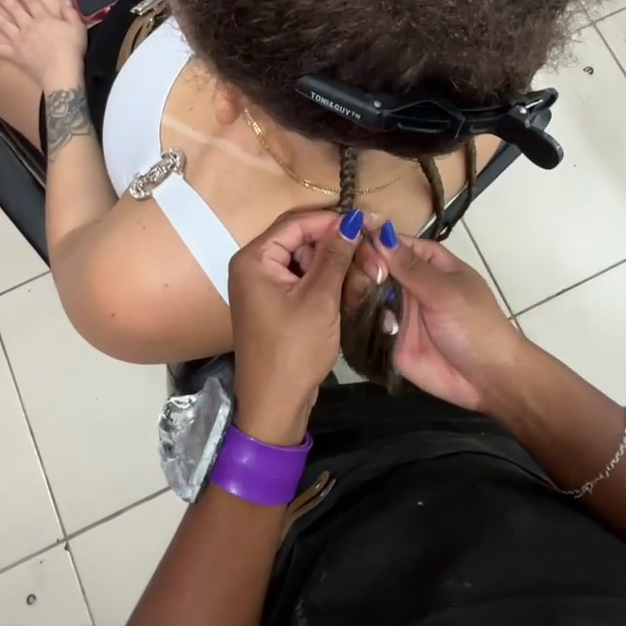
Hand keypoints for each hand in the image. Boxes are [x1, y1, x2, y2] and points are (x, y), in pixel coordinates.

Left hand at [0, 0, 86, 87]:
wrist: (62, 72)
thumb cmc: (72, 50)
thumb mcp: (77, 27)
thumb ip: (71, 10)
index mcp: (44, 18)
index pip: (32, 2)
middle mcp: (28, 26)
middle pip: (13, 9)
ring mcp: (18, 40)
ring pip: (1, 23)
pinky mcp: (13, 54)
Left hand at [226, 208, 361, 444]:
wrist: (275, 405)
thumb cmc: (294, 350)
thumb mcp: (319, 299)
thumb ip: (335, 255)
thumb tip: (352, 220)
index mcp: (254, 259)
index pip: (296, 223)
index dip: (331, 220)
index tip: (366, 223)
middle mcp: (254, 266)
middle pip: (301, 240)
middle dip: (336, 245)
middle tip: (371, 252)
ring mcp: (264, 286)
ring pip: (306, 260)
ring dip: (335, 265)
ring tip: (367, 272)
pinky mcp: (276, 303)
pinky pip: (303, 280)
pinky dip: (326, 282)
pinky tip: (351, 288)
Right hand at [356, 227, 527, 411]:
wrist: (488, 380)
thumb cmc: (476, 325)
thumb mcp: (444, 292)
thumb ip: (409, 266)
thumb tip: (379, 229)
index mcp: (425, 262)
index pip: (390, 242)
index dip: (369, 238)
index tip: (344, 236)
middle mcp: (406, 283)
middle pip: (372, 266)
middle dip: (359, 266)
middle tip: (353, 272)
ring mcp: (394, 311)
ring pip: (363, 293)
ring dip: (354, 291)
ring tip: (351, 295)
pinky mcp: (386, 338)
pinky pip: (363, 324)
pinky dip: (353, 318)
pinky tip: (343, 315)